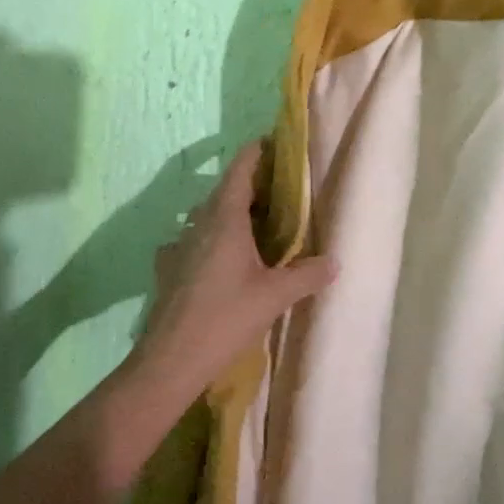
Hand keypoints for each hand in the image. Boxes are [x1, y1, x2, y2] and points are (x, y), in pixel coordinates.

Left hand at [127, 140, 335, 396]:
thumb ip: (306, 275)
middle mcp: (198, 224)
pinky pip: (191, 241)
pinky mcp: (168, 269)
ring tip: (252, 225)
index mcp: (225, 219)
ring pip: (205, 217)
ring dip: (228, 213)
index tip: (272, 143)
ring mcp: (178, 246)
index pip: (240, 171)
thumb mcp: (274, 297)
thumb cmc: (225, 318)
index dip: (255, 154)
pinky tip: (218, 260)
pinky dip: (209, 240)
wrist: (170, 360)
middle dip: (248, 185)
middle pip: (223, 192)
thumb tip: (335, 262)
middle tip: (276, 191)